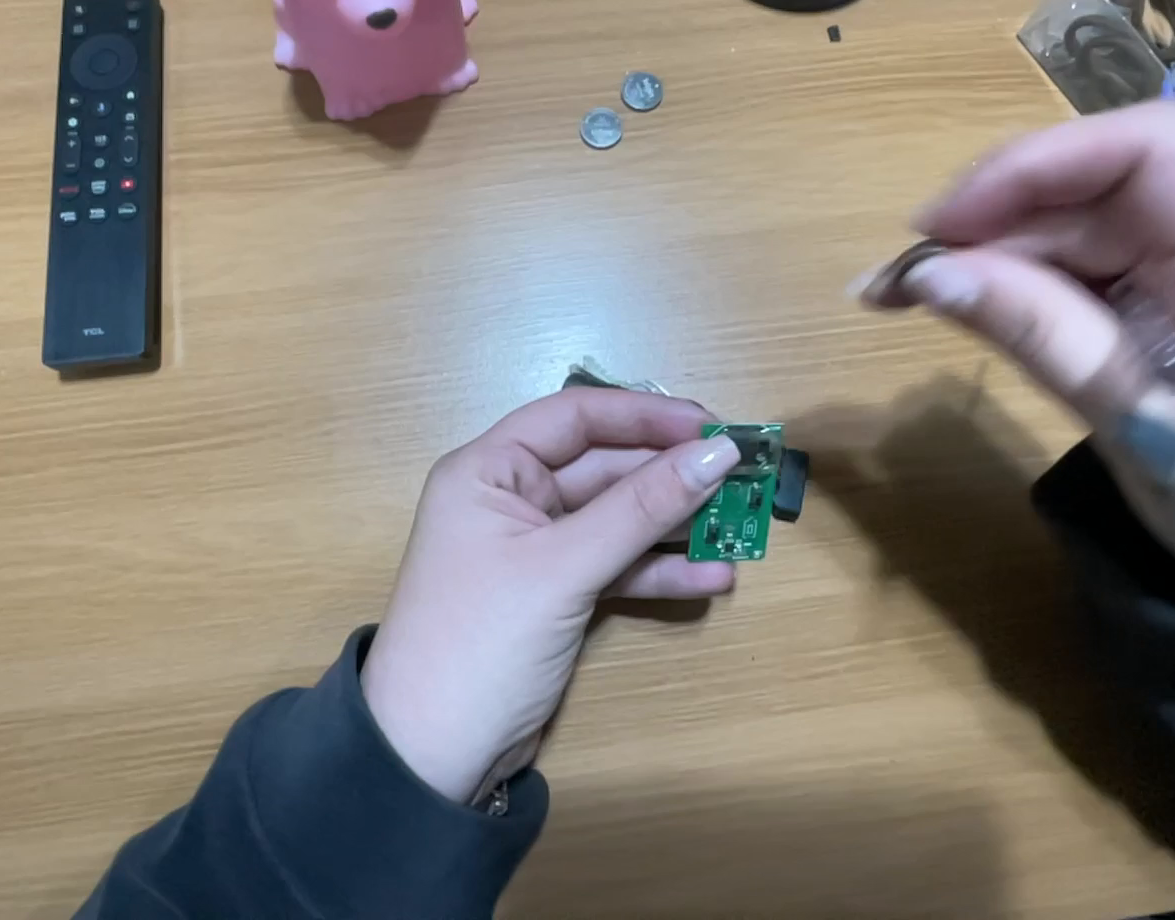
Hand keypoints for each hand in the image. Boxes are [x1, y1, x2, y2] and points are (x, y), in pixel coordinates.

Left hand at [359, 388, 739, 803]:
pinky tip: (712, 577)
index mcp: (489, 469)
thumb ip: (641, 509)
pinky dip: (659, 572)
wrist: (432, 759)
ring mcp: (536, 547)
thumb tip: (717, 454)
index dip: (645, 415)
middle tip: (741, 477)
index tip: (711, 427)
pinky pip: (615, 566)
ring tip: (740, 527)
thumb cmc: (483, 640)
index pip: (576, 416)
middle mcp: (511, 497)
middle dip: (670, 473)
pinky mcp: (556, 592)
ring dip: (674, 524)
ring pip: (616, 518)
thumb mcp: (563, 568)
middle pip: (603, 467)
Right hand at [856, 102, 1174, 622]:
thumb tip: (924, 276)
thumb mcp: (1138, 426)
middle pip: (1112, 187)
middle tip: (898, 280)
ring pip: (1101, 221)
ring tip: (913, 294)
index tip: (933, 226)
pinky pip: (1116, 258)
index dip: (1027, 169)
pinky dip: (1039, 280)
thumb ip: (1038, 334)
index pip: (1149, 151)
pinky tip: (980, 302)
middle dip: (996, 223)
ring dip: (1004, 253)